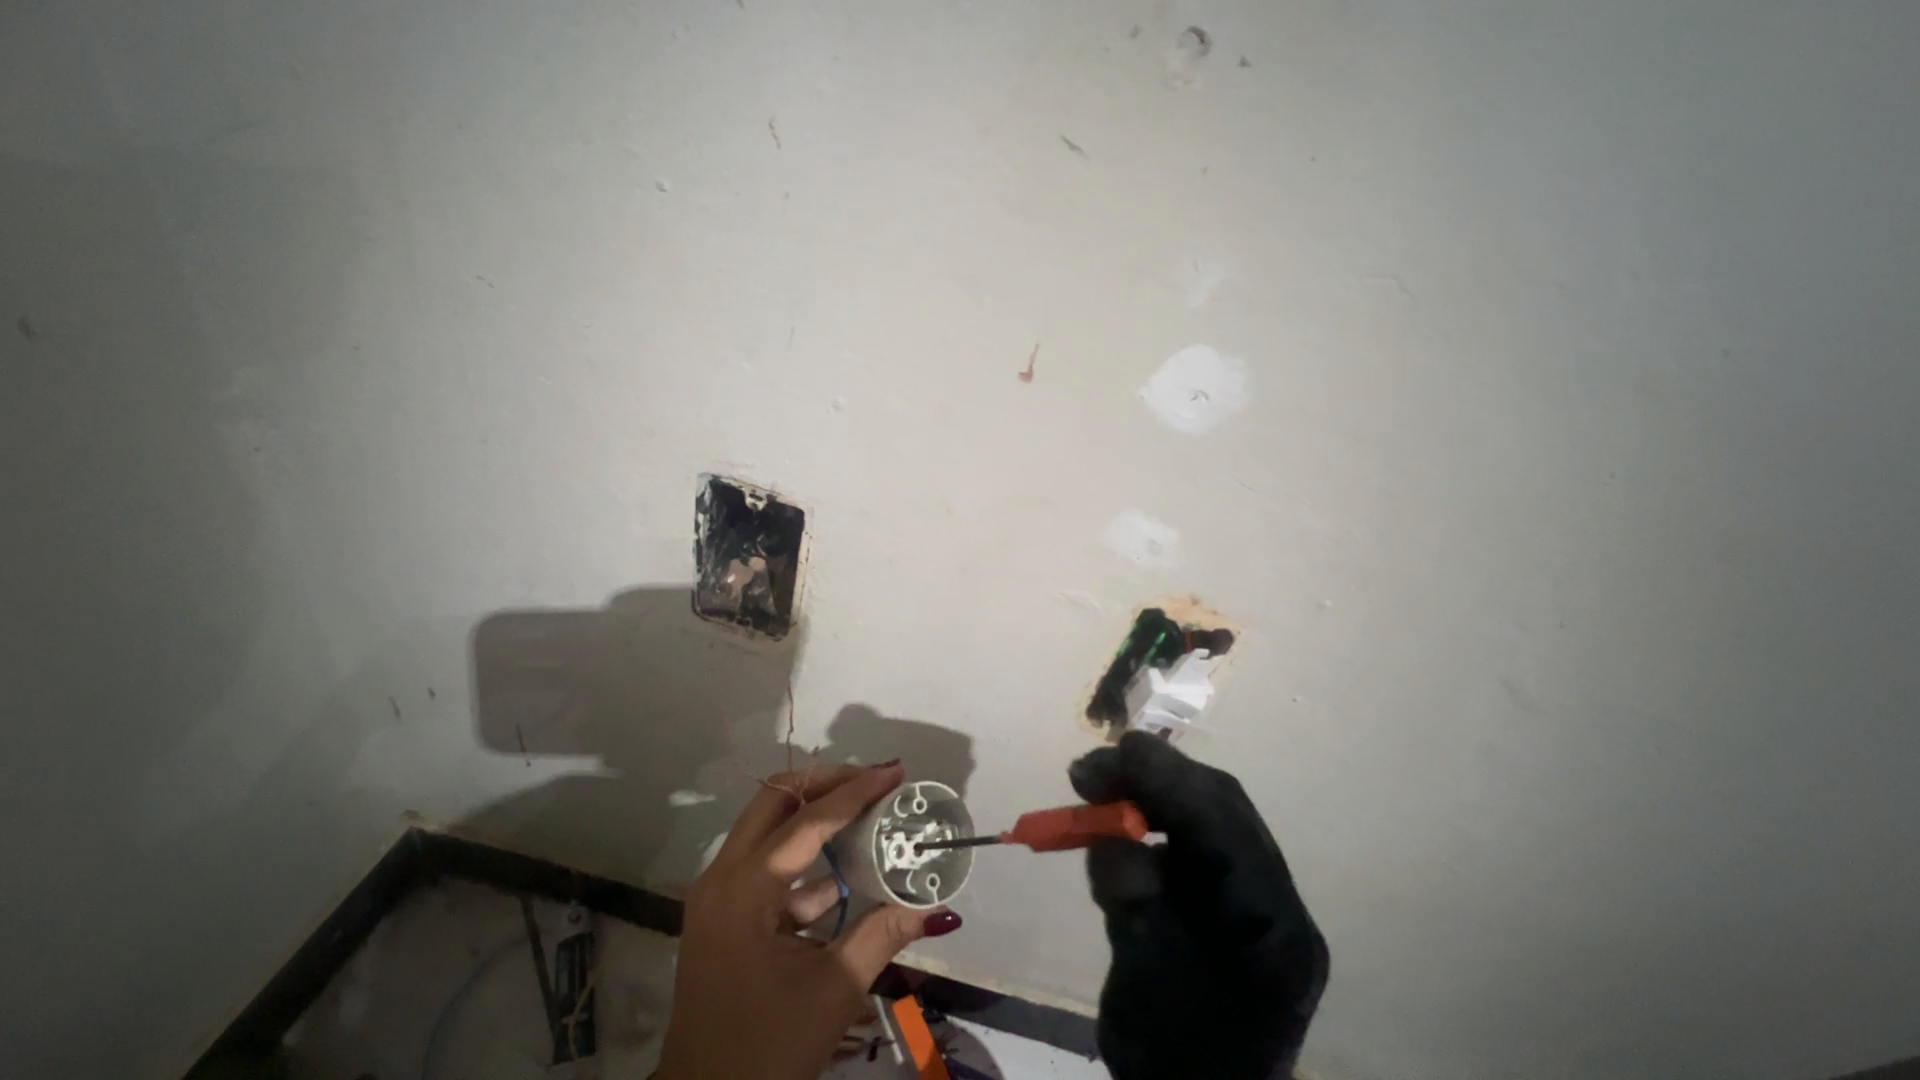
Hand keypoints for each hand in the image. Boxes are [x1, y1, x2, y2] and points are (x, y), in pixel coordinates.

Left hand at [655, 761, 961, 1079]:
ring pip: (767, 829)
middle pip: (775, 804)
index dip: (855, 792)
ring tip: (869, 814)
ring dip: (815, 816)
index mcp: (744, 890)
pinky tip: (847, 870)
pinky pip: (766, 865)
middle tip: (875, 783)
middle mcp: (722, 877)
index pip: (806, 822)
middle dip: (826, 785)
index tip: (895, 770)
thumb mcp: (835, 989)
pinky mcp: (724, 914)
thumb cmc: (767, 1045)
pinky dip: (805, 858)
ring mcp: (718, 895)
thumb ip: (883, 934)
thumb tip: (934, 904)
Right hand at [1070, 732, 1328, 1079]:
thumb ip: (1135, 901)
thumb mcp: (1150, 980)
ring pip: (1203, 824)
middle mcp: (1269, 902)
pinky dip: (1143, 831)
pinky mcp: (1216, 908)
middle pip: (1222, 814)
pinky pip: (1183, 850)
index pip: (1228, 830)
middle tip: (1090, 768)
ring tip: (1090, 788)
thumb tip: (1109, 837)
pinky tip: (1107, 830)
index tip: (1118, 749)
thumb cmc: (1178, 1060)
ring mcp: (1245, 903)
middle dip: (1156, 780)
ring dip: (1147, 799)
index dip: (1172, 782)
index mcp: (1273, 923)